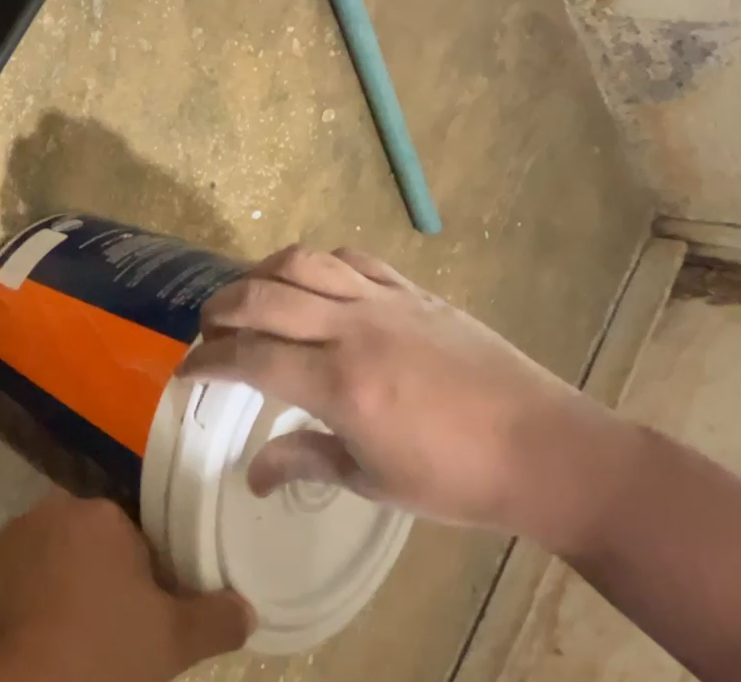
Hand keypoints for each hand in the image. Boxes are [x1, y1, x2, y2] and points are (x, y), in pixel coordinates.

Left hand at [0, 492, 252, 681]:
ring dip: (68, 580)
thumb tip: (246, 608)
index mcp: (105, 515)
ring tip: (77, 633)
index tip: (148, 616)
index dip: (148, 578)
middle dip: (105, 575)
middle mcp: (57, 508)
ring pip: (57, 553)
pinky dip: (35, 593)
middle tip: (115, 628)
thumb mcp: (175, 641)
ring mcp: (18, 532)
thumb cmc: (105, 650)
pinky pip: (25, 570)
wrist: (23, 678)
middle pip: (94, 541)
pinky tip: (44, 631)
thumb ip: (217, 619)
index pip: (138, 538)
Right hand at [180, 246, 632, 545]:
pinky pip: (351, 259)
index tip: (187, 373)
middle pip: (258, 298)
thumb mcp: (373, 482)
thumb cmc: (460, 480)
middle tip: (209, 335)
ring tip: (251, 300)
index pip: (246, 358)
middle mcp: (352, 331)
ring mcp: (384, 303)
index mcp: (340, 385)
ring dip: (258, 276)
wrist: (553, 454)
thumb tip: (250, 476)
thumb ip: (303, 460)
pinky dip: (317, 265)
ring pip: (299, 263)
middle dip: (217, 312)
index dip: (205, 363)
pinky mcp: (414, 292)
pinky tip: (312, 286)